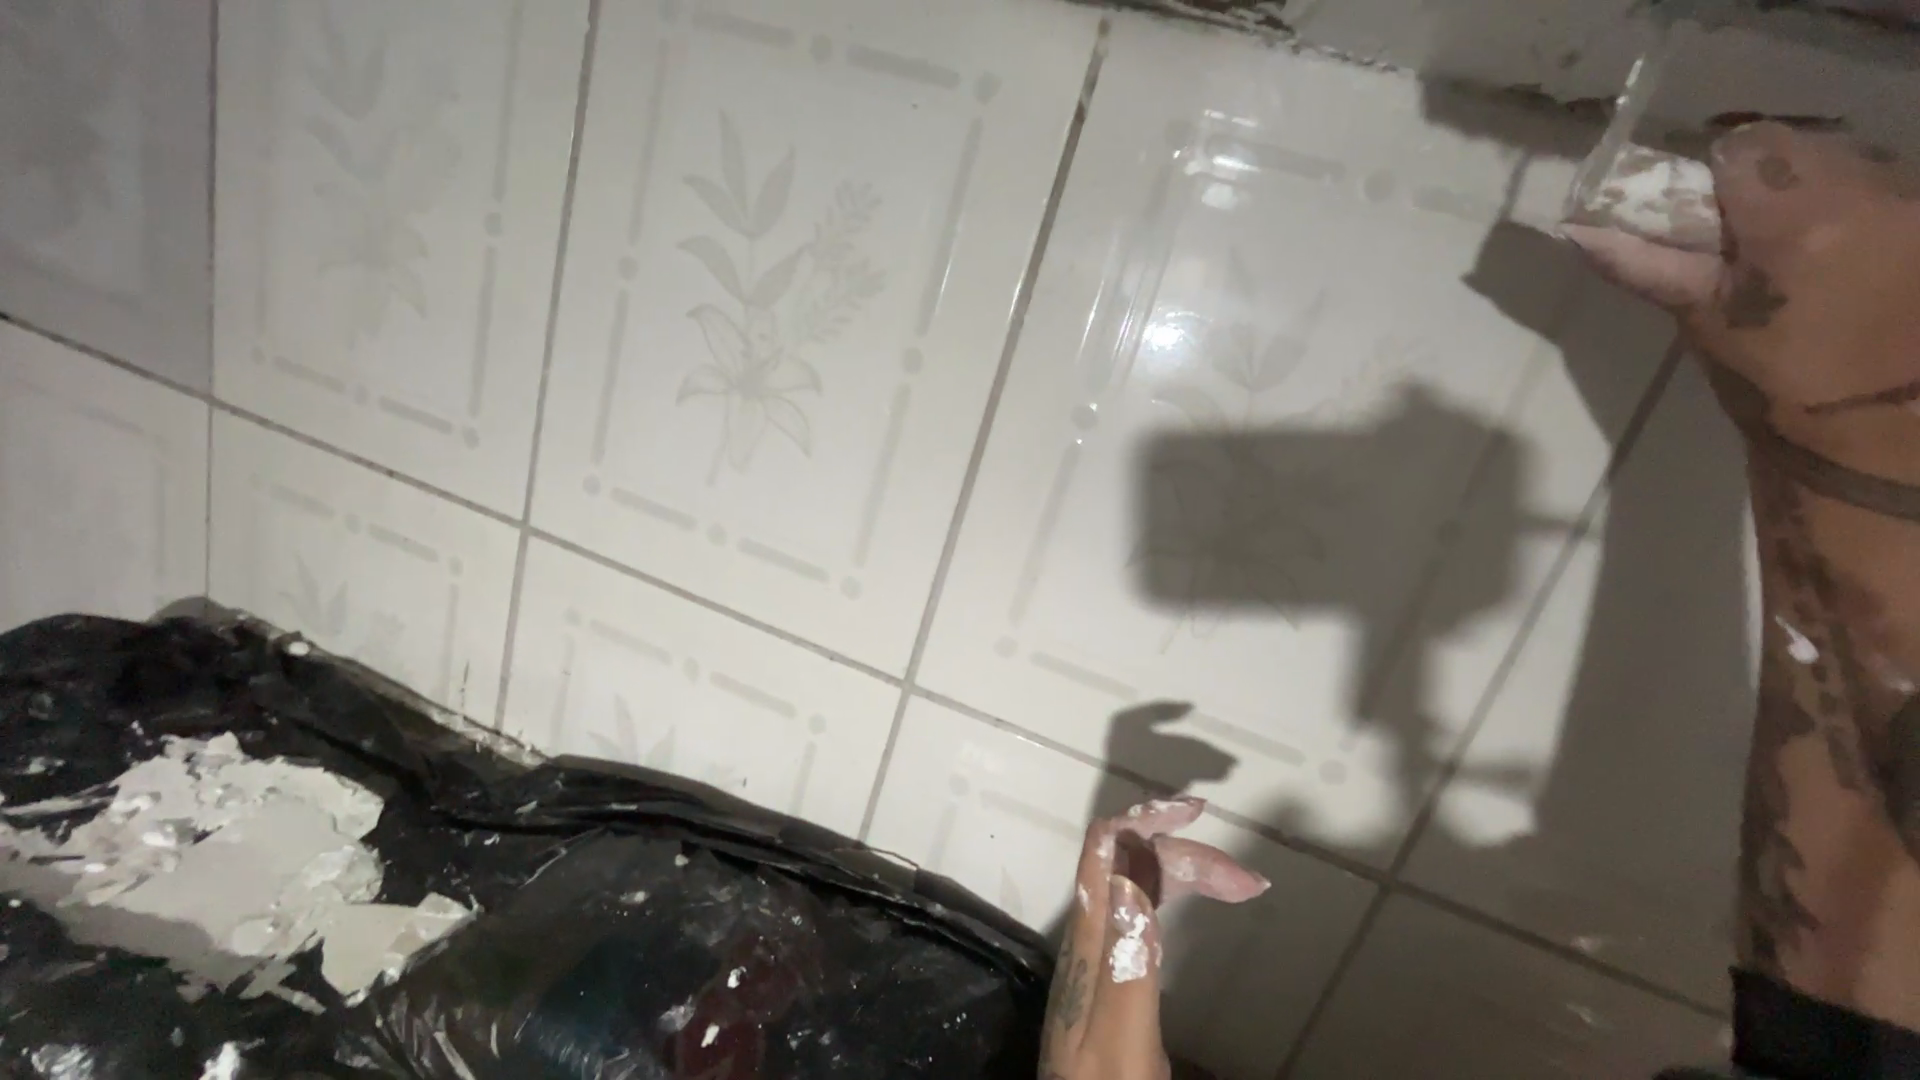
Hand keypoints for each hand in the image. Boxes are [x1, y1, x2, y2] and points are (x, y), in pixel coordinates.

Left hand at [1038, 797, 1269, 1079]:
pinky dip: (1172, 896)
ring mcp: (1100, 950)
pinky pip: (1140, 910)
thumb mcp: (1122, 1042)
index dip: (1147, 819)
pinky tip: (1191, 905)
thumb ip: (1127, 968)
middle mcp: (1091, 932)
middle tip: (1247, 882)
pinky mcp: (1110, 971)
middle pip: (1130, 863)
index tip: (1197, 812)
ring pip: (1138, 884)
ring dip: (1184, 873)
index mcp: (1090, 939)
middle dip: (1186, 856)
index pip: (1106, 850)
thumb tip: (1129, 876)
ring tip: (1238, 886)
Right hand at [1561, 123, 1919, 477]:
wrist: (1877, 414)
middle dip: (1760, 169)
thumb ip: (1645, 265)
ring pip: (1846, 155)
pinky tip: (1831, 243)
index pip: (1747, 144)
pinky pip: (1881, 180)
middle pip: (1801, 141)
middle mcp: (1870, 190)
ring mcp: (1914, 200)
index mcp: (1797, 218)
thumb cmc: (1774, 374)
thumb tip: (1578, 231)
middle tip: (1729, 217)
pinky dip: (1847, 198)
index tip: (1691, 193)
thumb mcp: (1702, 318)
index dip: (1713, 161)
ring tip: (1781, 233)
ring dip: (1807, 180)